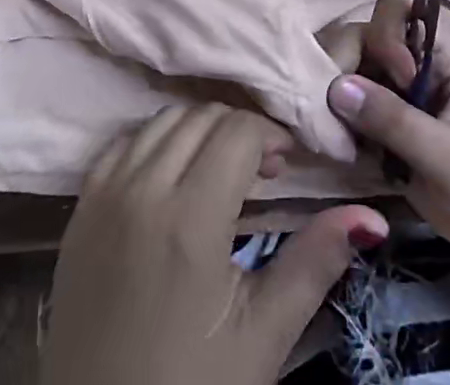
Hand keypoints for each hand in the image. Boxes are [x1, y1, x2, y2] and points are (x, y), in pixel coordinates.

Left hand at [41, 104, 388, 384]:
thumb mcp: (265, 333)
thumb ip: (316, 261)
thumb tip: (371, 216)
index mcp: (188, 218)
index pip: (238, 130)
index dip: (272, 136)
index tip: (288, 165)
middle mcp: (139, 190)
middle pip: (201, 116)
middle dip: (240, 129)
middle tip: (263, 171)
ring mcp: (101, 197)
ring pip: (161, 121)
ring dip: (199, 131)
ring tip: (221, 172)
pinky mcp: (78, 211)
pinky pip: (122, 144)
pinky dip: (155, 142)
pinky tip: (173, 177)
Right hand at [326, 0, 449, 258]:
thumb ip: (396, 121)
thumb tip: (336, 86)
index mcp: (449, 54)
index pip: (401, 12)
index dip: (386, 35)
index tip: (394, 78)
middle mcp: (419, 64)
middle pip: (365, 37)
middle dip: (345, 65)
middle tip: (338, 113)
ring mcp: (400, 93)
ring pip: (352, 72)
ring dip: (334, 98)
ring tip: (336, 139)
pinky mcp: (386, 124)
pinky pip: (351, 108)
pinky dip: (337, 122)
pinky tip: (338, 149)